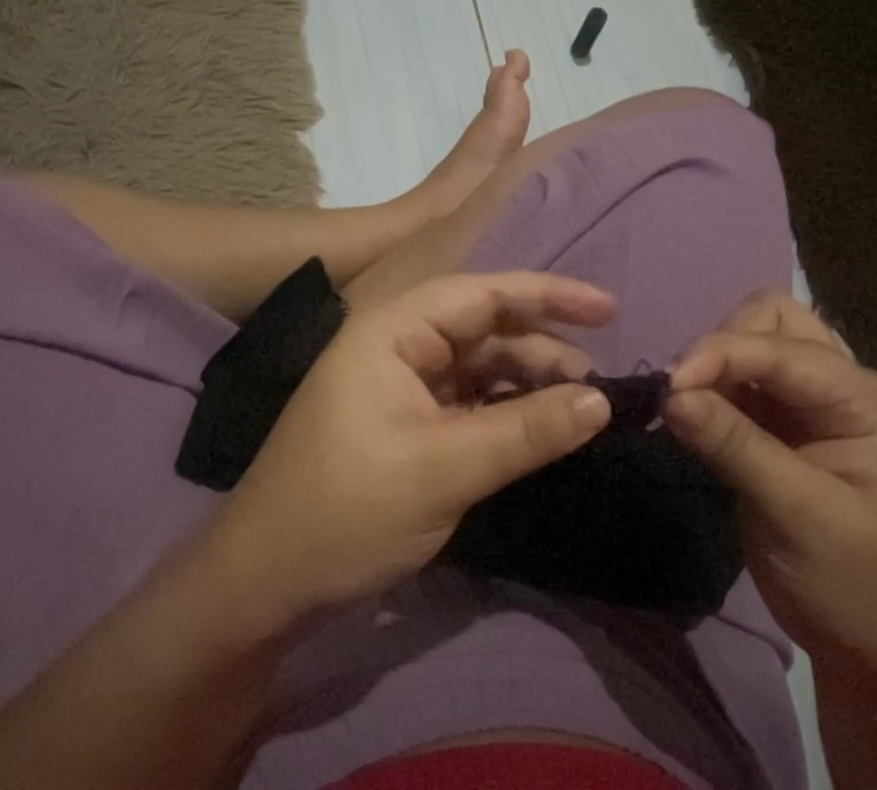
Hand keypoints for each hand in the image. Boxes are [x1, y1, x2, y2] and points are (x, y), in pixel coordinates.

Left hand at [205, 272, 615, 620]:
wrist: (267, 582)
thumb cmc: (347, 512)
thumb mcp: (444, 469)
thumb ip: (526, 430)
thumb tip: (603, 400)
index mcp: (389, 335)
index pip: (480, 294)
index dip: (547, 295)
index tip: (610, 309)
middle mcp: (392, 350)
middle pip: (482, 332)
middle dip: (542, 350)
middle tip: (602, 387)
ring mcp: (395, 390)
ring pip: (477, 372)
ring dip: (527, 386)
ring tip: (581, 414)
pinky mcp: (401, 429)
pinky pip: (465, 406)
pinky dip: (504, 415)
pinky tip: (539, 434)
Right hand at [664, 291, 876, 681]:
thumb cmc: (862, 587)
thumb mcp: (800, 517)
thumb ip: (736, 446)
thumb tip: (670, 392)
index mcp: (862, 399)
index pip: (780, 346)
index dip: (719, 354)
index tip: (667, 389)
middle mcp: (840, 389)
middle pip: (774, 321)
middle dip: (722, 343)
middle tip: (684, 392)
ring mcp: (812, 411)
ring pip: (756, 347)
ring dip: (715, 365)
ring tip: (684, 406)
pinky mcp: (784, 436)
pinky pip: (743, 389)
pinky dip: (712, 393)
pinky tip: (692, 420)